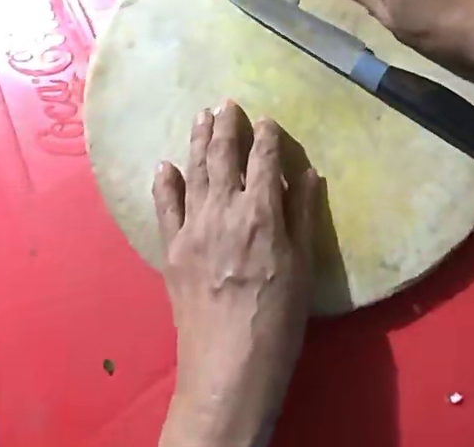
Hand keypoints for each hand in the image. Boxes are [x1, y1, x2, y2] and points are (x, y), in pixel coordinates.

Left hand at [155, 103, 319, 446]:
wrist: (229, 369)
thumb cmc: (277, 320)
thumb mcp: (302, 268)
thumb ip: (302, 214)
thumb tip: (308, 171)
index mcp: (260, 213)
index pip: (263, 160)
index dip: (265, 136)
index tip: (265, 120)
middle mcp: (224, 210)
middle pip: (224, 156)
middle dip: (226, 125)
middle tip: (226, 103)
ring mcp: (193, 227)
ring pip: (194, 171)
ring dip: (198, 140)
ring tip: (201, 116)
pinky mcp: (172, 248)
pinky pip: (166, 206)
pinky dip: (165, 182)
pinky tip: (165, 164)